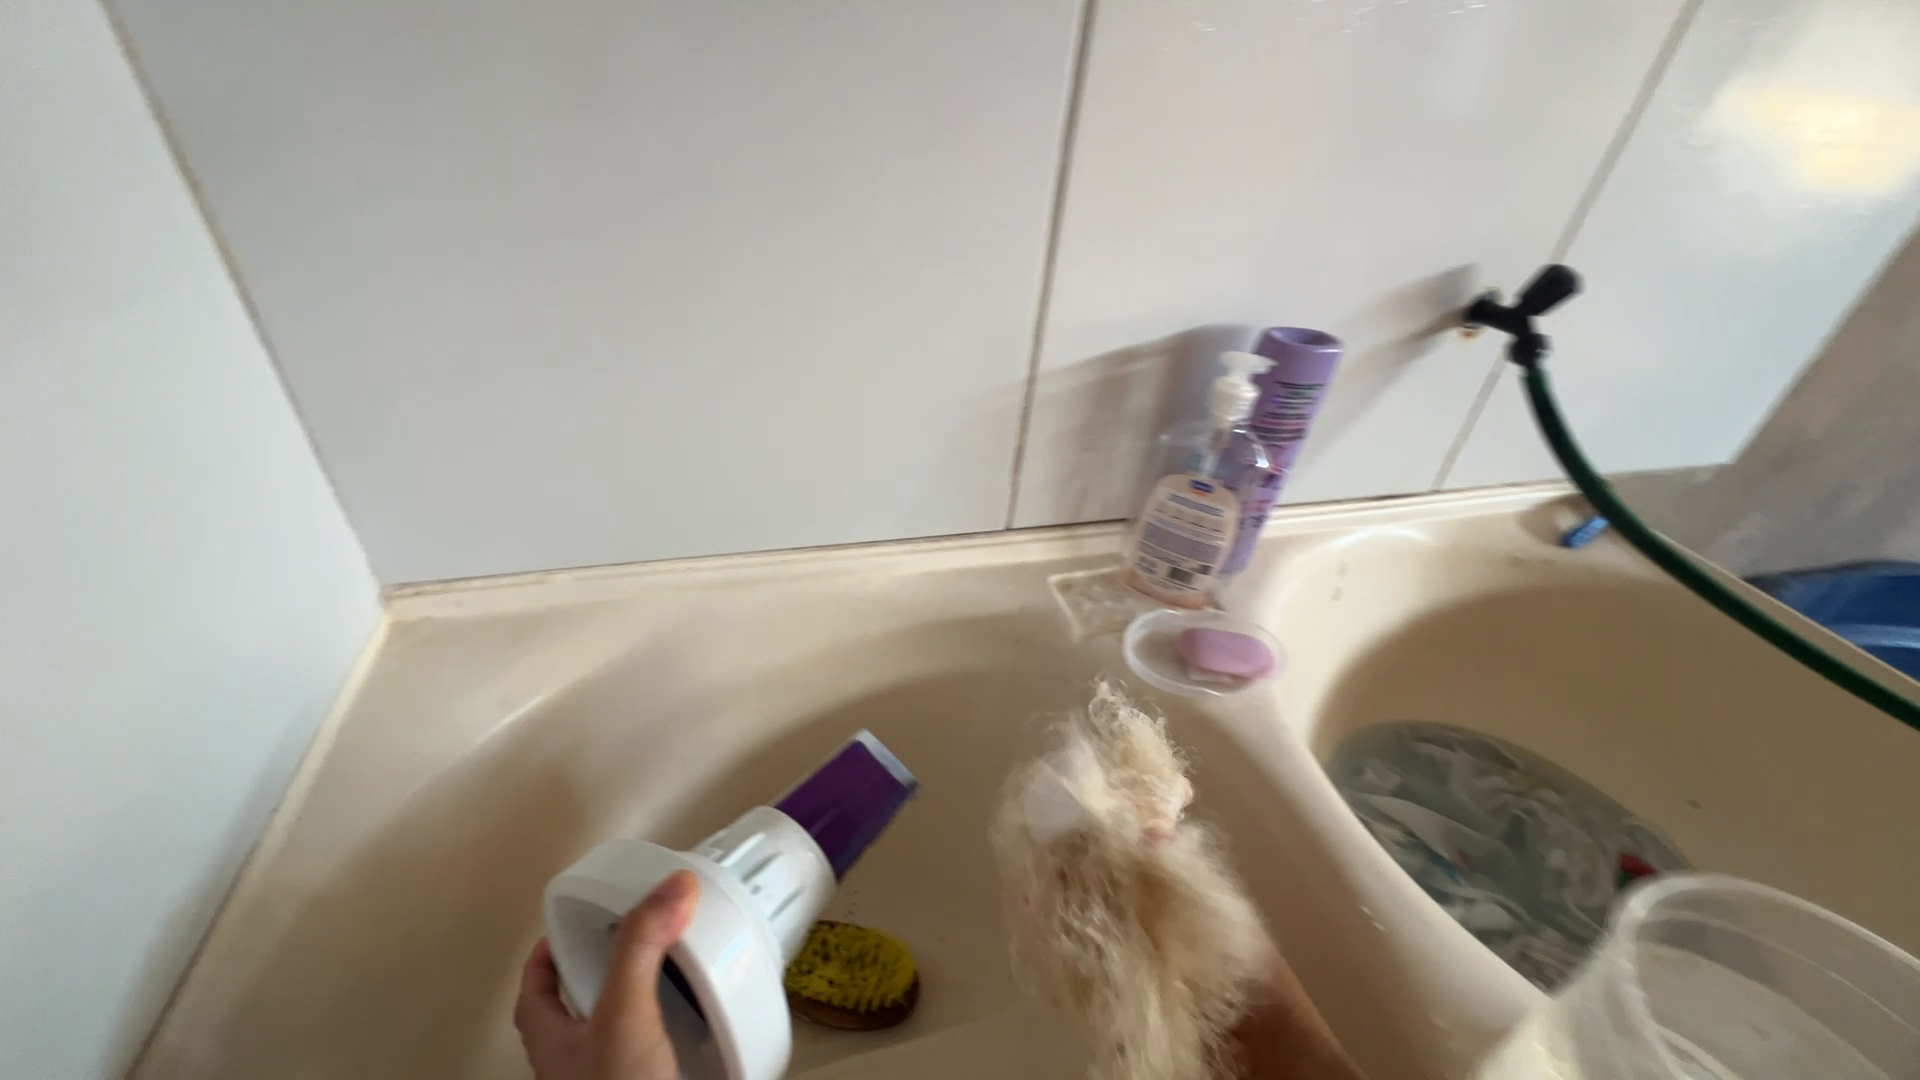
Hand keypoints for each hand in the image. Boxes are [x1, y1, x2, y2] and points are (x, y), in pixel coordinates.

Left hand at [516, 869, 700, 1079]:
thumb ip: (642, 947)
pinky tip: (707, 1018)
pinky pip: (662, 1053)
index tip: (571, 926)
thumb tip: (672, 885)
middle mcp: (581, 1067)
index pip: (535, 993)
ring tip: (682, 966)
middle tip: (641, 935)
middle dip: (609, 970)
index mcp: (556, 1045)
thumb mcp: (624, 1016)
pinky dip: (682, 1029)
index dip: (548, 957)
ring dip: (651, 997)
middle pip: (582, 1008)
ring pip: (624, 1030)